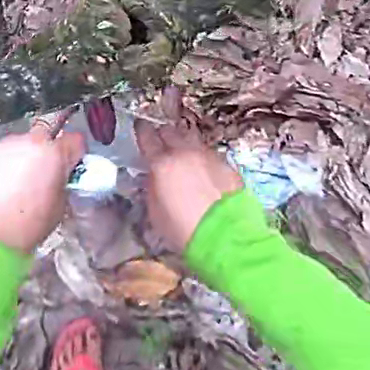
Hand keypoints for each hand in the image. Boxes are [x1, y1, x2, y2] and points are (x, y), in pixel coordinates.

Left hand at [0, 120, 86, 252]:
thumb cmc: (32, 219)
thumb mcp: (61, 201)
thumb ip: (64, 178)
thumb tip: (63, 173)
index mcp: (54, 152)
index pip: (75, 139)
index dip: (75, 152)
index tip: (73, 162)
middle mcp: (31, 140)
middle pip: (47, 136)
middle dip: (49, 150)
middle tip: (46, 172)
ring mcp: (9, 143)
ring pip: (25, 142)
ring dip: (27, 154)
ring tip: (23, 178)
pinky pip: (7, 150)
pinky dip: (10, 160)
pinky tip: (6, 180)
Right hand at [137, 93, 242, 252]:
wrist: (229, 240)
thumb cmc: (184, 229)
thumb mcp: (155, 210)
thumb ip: (151, 186)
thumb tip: (154, 176)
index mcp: (162, 163)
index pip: (147, 136)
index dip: (142, 131)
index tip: (140, 129)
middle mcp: (184, 153)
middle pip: (170, 131)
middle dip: (163, 135)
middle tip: (161, 144)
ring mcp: (208, 157)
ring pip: (191, 138)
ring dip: (184, 143)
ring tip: (183, 154)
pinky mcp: (227, 166)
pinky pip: (209, 154)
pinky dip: (202, 158)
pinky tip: (203, 170)